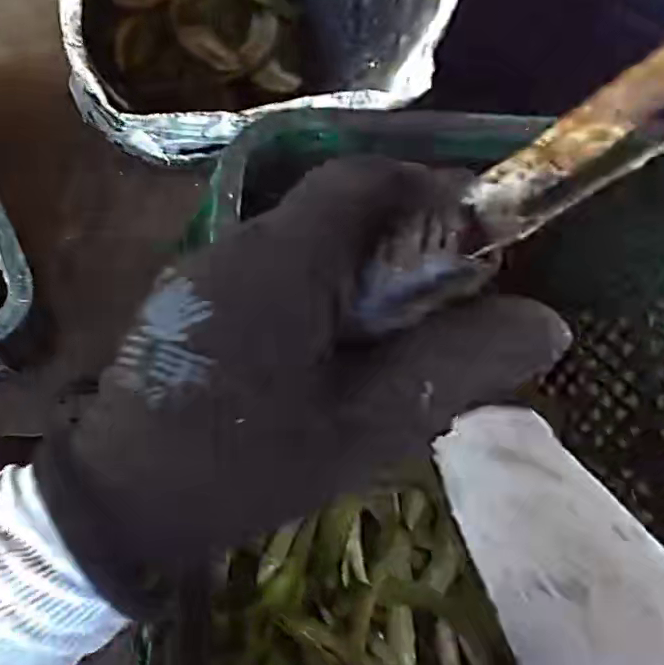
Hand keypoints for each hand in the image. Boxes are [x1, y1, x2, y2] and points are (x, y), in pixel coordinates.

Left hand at [34, 156, 571, 615]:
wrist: (125, 485)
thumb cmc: (247, 459)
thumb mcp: (371, 423)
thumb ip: (457, 361)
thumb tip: (539, 315)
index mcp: (278, 259)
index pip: (355, 179)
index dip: (425, 192)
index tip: (476, 245)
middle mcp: (228, 249)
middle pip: (325, 216)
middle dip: (392, 251)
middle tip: (437, 317)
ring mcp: (194, 274)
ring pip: (291, 252)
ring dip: (345, 284)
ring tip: (379, 352)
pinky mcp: (176, 304)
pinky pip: (254, 281)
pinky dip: (298, 302)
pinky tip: (311, 364)